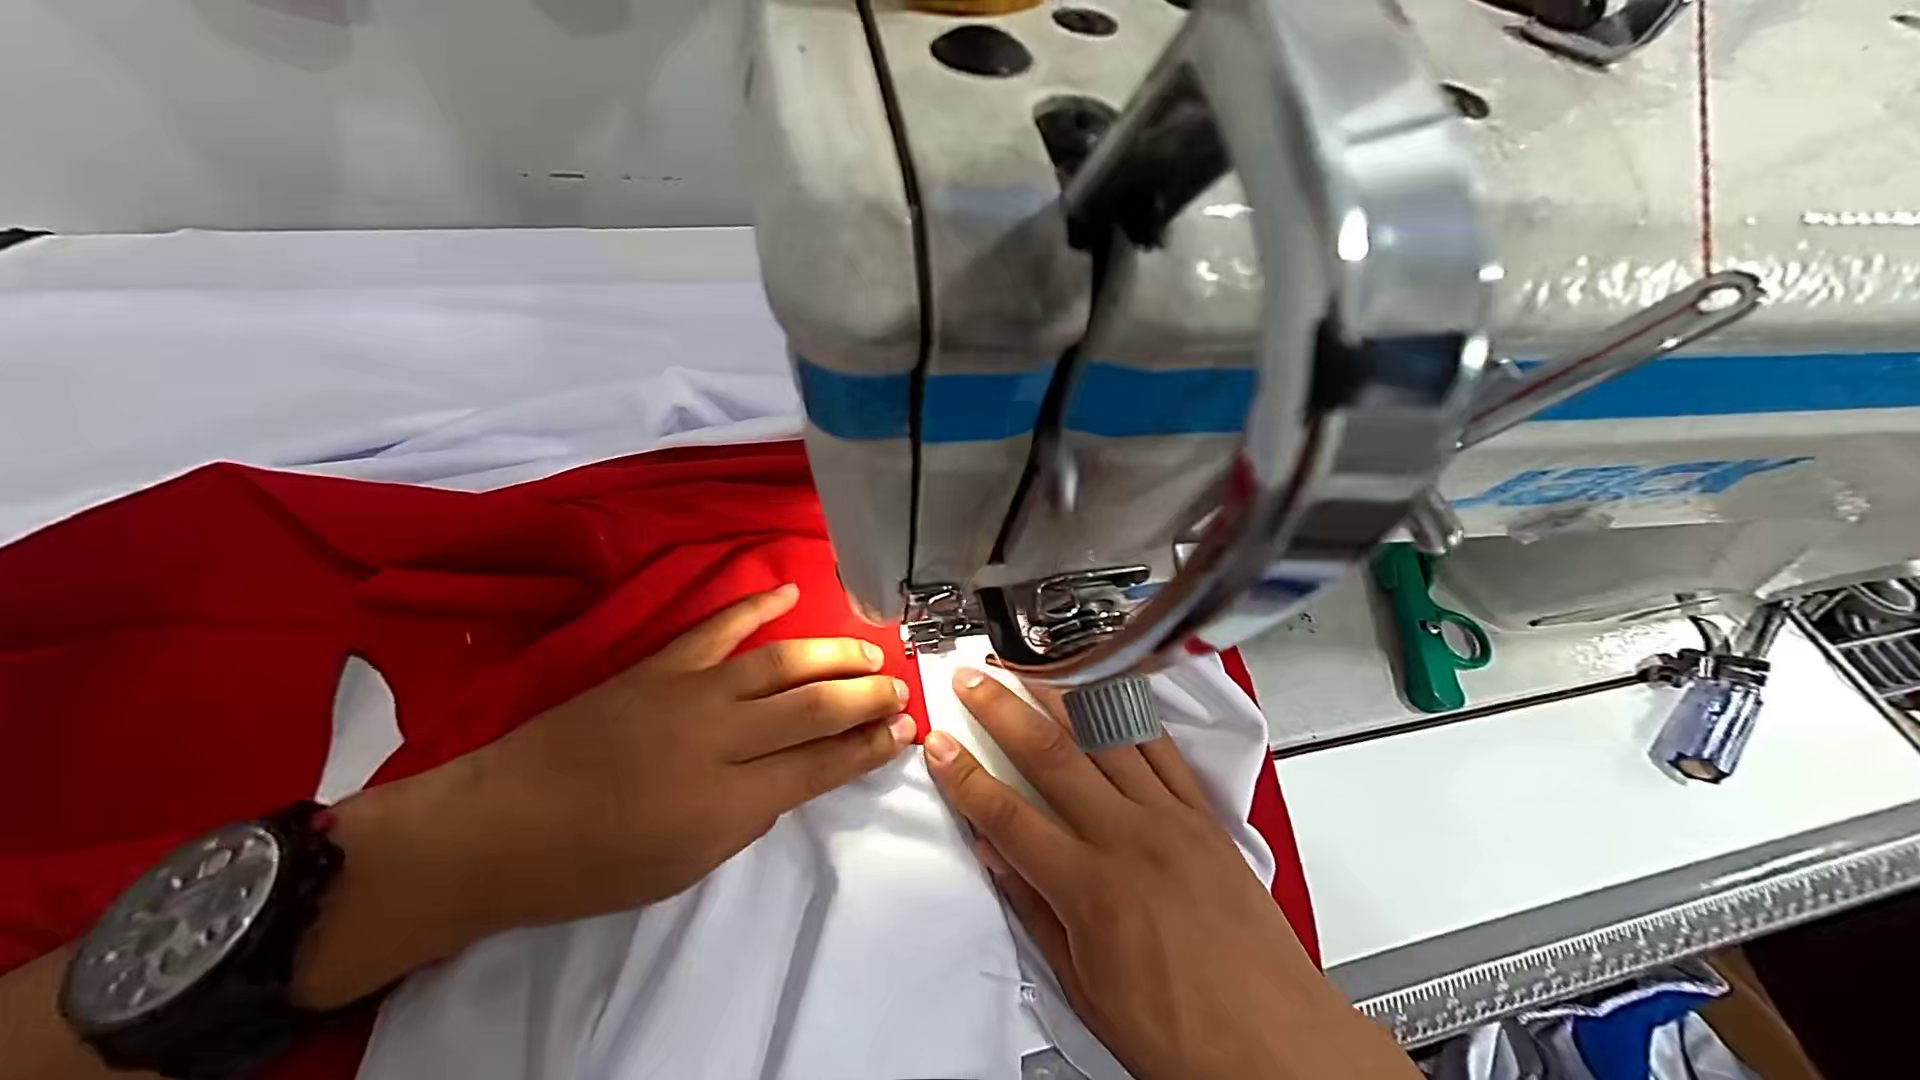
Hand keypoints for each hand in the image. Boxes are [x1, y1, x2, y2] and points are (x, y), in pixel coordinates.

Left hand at [290, 584, 913, 1008]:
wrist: (499, 827)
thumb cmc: (595, 866)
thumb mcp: (688, 863)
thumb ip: (752, 812)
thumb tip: (796, 771)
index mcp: (726, 802)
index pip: (820, 765)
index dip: (868, 747)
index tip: (904, 731)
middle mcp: (716, 739)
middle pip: (812, 707)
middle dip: (865, 697)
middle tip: (901, 688)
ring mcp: (686, 693)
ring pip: (779, 663)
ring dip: (831, 654)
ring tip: (869, 651)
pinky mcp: (656, 666)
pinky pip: (716, 628)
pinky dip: (756, 606)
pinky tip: (790, 592)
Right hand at [924, 668, 1418, 1079]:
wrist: (1278, 1046)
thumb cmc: (1183, 1033)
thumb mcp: (1084, 985)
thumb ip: (1034, 907)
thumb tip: (996, 854)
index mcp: (1090, 890)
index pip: (1007, 815)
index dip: (964, 777)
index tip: (940, 747)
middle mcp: (1129, 840)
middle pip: (1049, 755)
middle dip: (1000, 710)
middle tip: (971, 681)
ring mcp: (1170, 819)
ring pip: (1104, 736)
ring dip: (1057, 696)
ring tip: (1027, 668)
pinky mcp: (1203, 815)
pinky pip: (1161, 749)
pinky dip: (1126, 715)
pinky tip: (1103, 694)